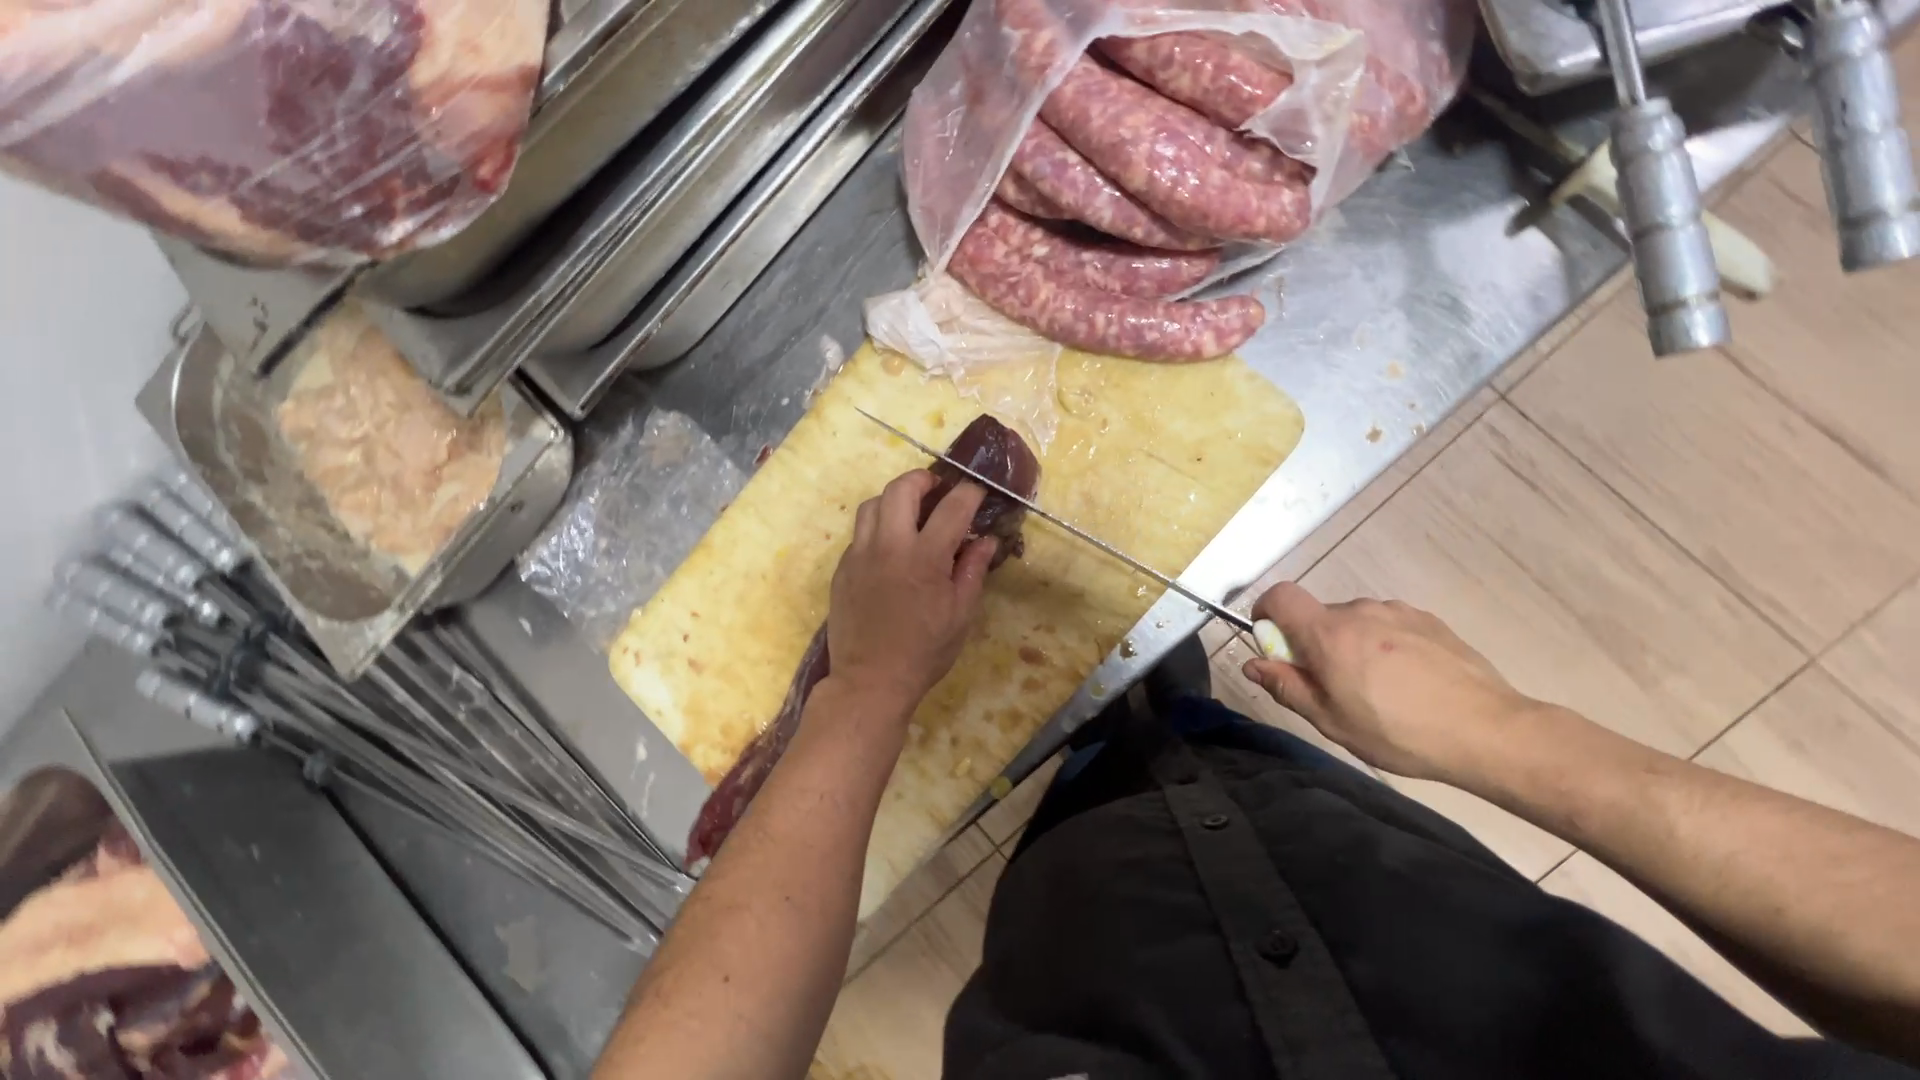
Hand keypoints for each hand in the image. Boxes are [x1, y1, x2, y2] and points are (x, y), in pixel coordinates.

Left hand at [825, 470, 997, 717]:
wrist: (870, 680)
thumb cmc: (924, 651)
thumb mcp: (961, 614)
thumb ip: (972, 570)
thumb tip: (986, 541)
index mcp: (925, 558)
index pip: (952, 507)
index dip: (969, 493)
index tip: (977, 493)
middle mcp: (889, 546)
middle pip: (901, 489)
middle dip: (923, 479)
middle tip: (936, 488)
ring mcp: (859, 555)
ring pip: (871, 504)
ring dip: (894, 499)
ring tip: (909, 512)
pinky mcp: (842, 569)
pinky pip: (859, 534)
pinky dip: (877, 528)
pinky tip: (889, 547)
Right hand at [1239, 583, 1537, 783]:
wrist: (1488, 730)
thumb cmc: (1398, 732)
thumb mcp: (1331, 721)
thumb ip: (1287, 687)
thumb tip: (1253, 664)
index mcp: (1329, 633)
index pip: (1281, 596)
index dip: (1267, 612)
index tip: (1273, 644)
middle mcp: (1360, 611)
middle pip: (1319, 616)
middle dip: (1314, 644)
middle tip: (1333, 687)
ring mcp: (1398, 612)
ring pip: (1356, 622)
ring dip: (1351, 645)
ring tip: (1377, 688)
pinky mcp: (1430, 621)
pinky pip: (1389, 625)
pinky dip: (1384, 645)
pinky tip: (1409, 682)